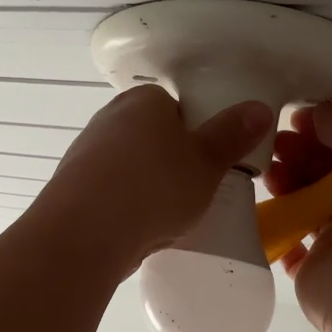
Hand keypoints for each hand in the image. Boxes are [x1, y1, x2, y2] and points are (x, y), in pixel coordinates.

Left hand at [28, 85, 272, 278]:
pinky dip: (125, 205)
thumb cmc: (155, 186)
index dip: (196, 134)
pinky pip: (110, 191)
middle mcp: (110, 116)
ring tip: (168, 217)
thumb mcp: (207, 163)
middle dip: (171, 161)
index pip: (176, 107)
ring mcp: (86, 150)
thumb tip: (260, 107)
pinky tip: (138, 229)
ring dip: (147, 185)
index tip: (210, 163)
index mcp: (144, 100)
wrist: (85, 231)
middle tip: (195, 191)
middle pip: (152, 136)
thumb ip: (232, 135)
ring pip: (130, 165)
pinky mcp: (72, 185)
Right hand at [266, 105, 331, 331]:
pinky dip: (273, 225)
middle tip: (268, 145)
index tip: (291, 120)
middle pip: (327, 173)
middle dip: (298, 154)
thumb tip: (319, 111)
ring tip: (262, 175)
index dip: (324, 131)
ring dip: (284, 184)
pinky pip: (288, 241)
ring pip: (306, 203)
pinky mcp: (314, 273)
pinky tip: (256, 207)